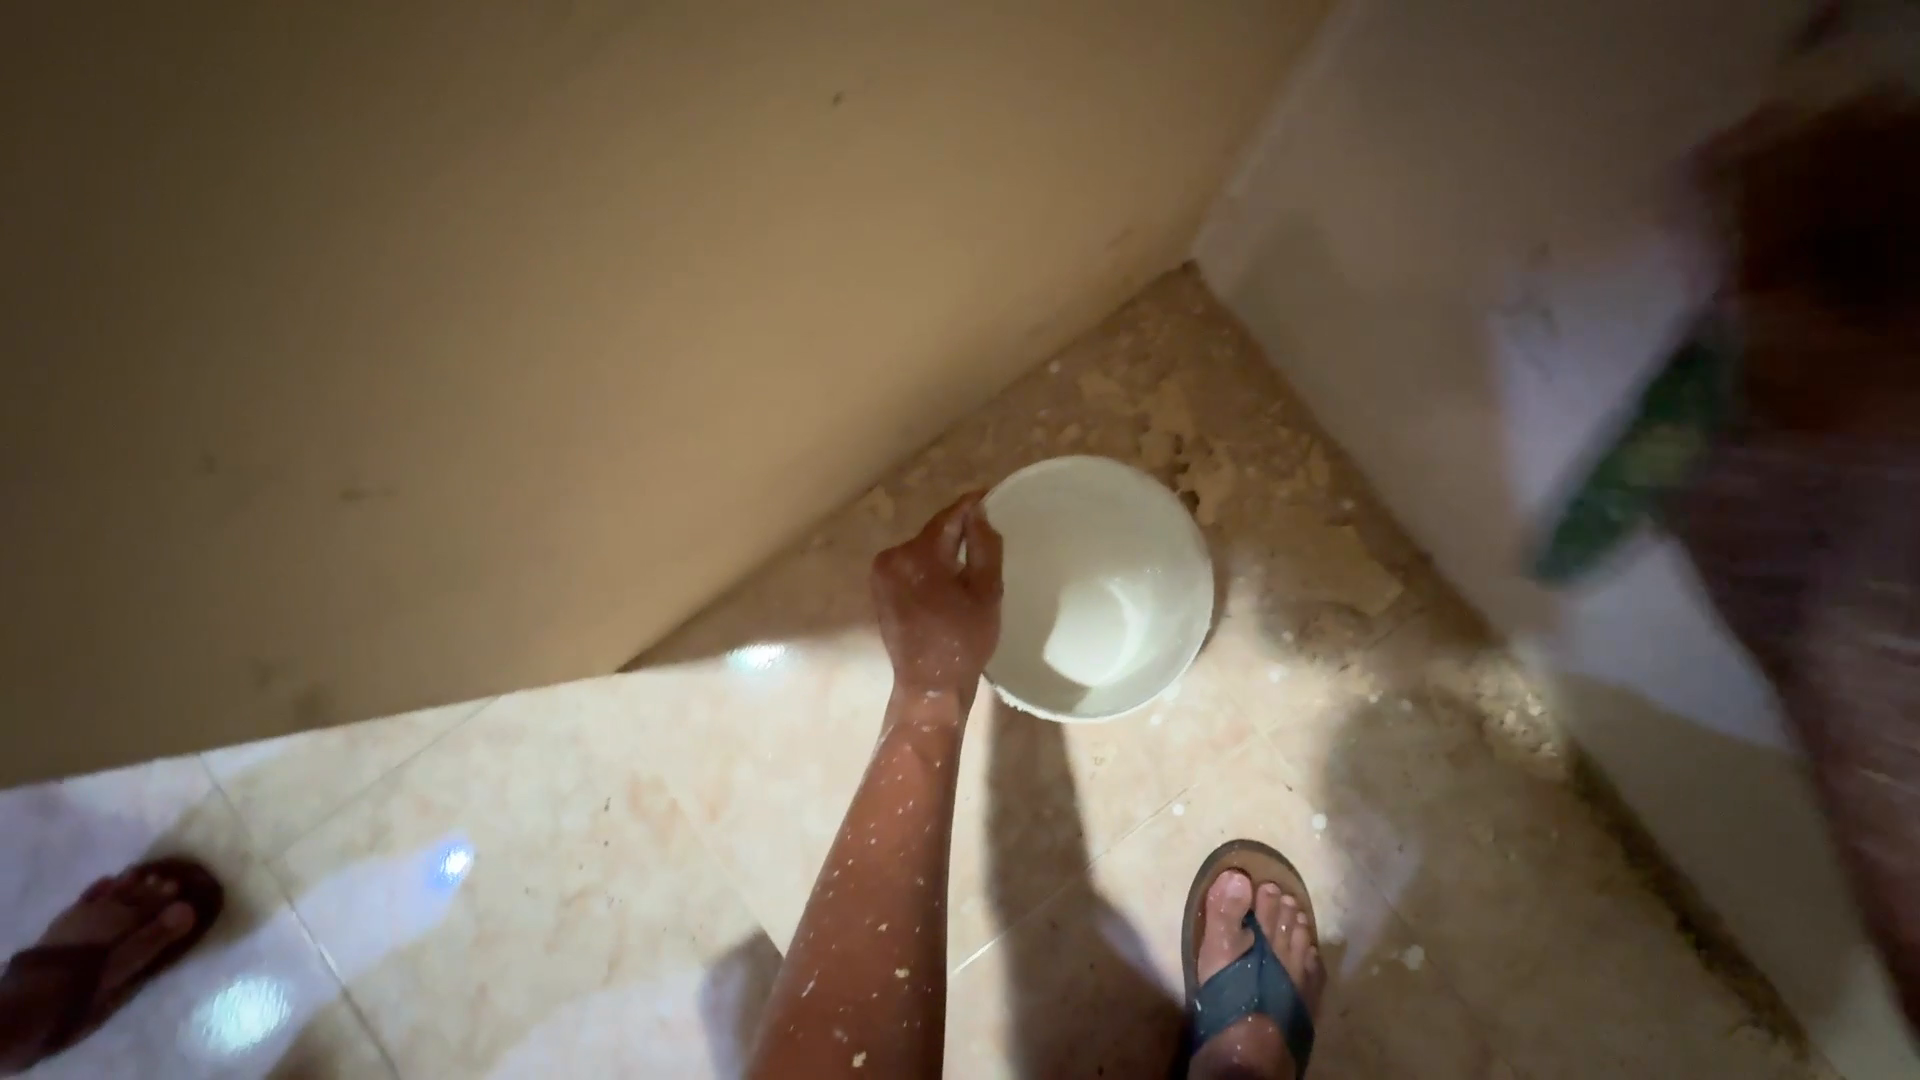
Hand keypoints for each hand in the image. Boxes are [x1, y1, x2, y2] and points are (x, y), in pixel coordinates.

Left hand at [870, 492, 1002, 697]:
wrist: (930, 685)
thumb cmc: (964, 641)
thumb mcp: (987, 592)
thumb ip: (985, 547)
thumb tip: (979, 514)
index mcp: (920, 556)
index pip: (948, 518)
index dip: (970, 505)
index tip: (989, 494)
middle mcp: (894, 558)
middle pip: (934, 534)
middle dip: (958, 532)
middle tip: (985, 534)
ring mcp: (882, 575)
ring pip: (922, 550)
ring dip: (943, 551)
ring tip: (969, 560)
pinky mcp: (880, 590)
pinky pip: (910, 566)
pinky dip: (929, 567)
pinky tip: (947, 580)